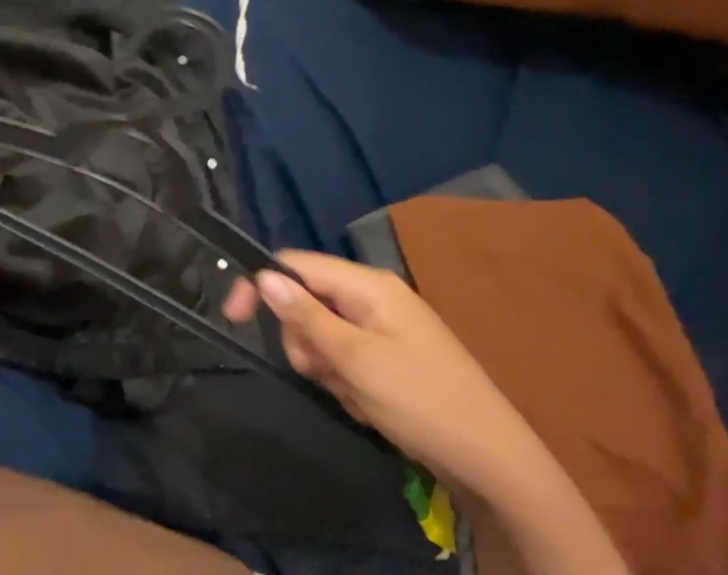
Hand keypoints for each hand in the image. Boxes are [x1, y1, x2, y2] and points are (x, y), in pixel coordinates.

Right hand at [224, 250, 544, 497]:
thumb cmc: (421, 401)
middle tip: (324, 372)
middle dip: (302, 340)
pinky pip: (343, 357)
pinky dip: (343, 381)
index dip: (261, 285)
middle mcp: (374, 297)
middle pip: (305, 301)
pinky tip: (366, 403)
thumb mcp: (354, 359)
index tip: (234, 316)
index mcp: (369, 286)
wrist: (492, 462)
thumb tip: (263, 274)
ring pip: (320, 334)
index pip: (295, 265)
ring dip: (324, 366)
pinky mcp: (388, 356)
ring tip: (353, 393)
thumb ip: (305, 315)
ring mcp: (383, 328)